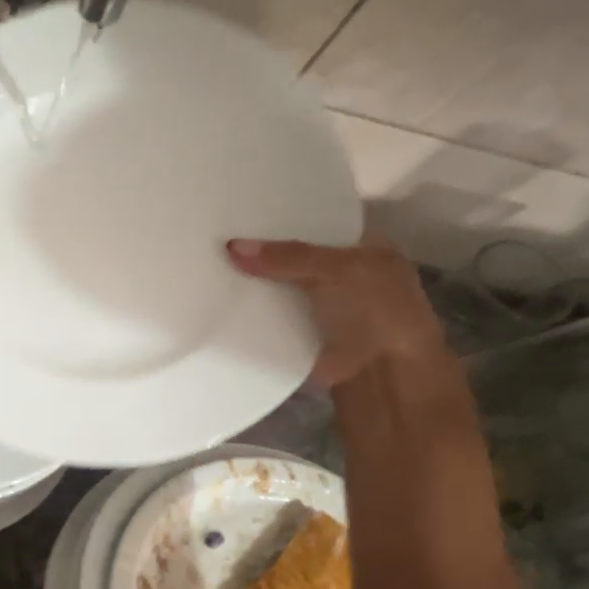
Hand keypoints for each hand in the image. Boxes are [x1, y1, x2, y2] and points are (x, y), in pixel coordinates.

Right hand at [226, 233, 449, 386]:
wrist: (383, 375)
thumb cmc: (379, 313)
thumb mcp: (341, 270)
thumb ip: (290, 256)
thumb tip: (230, 246)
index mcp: (364, 248)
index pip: (318, 224)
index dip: (284, 218)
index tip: (242, 212)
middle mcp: (341, 274)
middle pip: (291, 256)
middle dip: (259, 251)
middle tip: (213, 236)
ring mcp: (318, 306)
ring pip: (276, 286)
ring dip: (249, 282)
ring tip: (205, 264)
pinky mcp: (297, 333)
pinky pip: (267, 315)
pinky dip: (247, 311)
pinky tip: (215, 300)